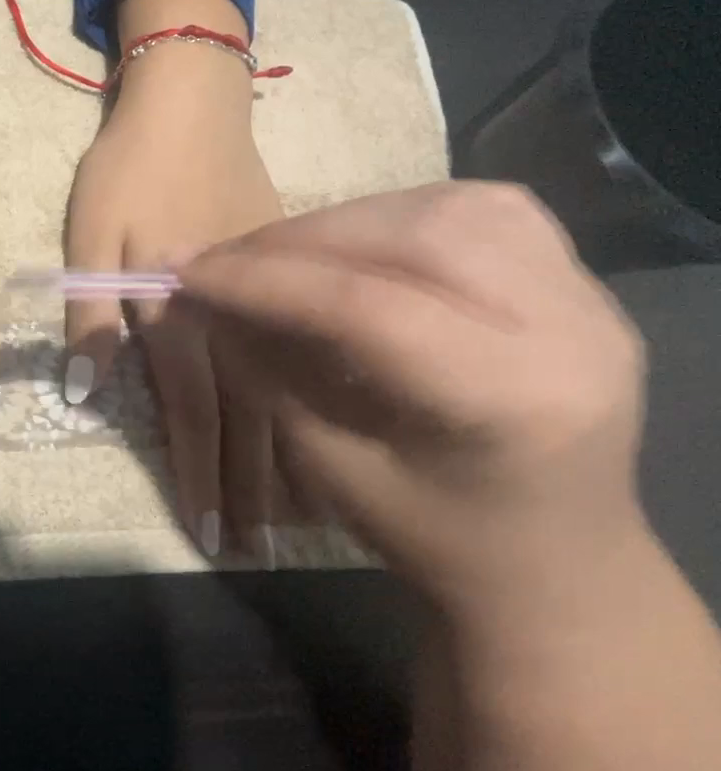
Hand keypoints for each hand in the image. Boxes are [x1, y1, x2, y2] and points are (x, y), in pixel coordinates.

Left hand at [64, 42, 283, 561]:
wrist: (192, 106)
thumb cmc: (129, 171)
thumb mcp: (92, 236)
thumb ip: (93, 319)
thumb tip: (89, 397)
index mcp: (180, 313)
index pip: (189, 410)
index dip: (196, 471)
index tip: (209, 531)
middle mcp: (233, 317)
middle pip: (242, 416)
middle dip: (244, 484)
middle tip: (255, 547)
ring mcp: (269, 299)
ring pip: (277, 395)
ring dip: (278, 457)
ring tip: (292, 517)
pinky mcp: (288, 280)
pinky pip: (297, 357)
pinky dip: (304, 404)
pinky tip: (321, 434)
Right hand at [179, 182, 647, 622]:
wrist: (553, 561)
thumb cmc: (429, 531)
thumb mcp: (325, 461)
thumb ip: (267, 366)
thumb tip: (196, 296)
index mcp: (503, 400)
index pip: (364, 306)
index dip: (261, 280)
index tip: (182, 273)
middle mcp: (568, 333)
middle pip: (411, 239)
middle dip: (295, 241)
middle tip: (221, 260)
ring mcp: (588, 299)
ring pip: (445, 210)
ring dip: (344, 222)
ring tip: (280, 253)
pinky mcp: (581, 282)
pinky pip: (480, 211)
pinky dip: (396, 216)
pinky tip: (353, 244)